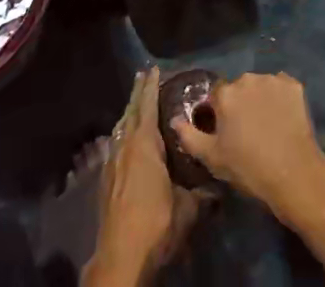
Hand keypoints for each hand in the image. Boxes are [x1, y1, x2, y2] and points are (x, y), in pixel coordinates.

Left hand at [85, 67, 206, 286]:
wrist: (121, 255)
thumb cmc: (157, 222)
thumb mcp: (187, 207)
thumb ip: (202, 192)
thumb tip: (220, 184)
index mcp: (144, 145)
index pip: (148, 107)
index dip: (151, 87)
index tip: (154, 69)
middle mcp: (125, 147)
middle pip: (130, 112)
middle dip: (137, 93)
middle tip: (143, 76)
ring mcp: (112, 163)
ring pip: (120, 129)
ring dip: (128, 113)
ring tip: (135, 103)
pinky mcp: (105, 180)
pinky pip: (114, 145)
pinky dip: (122, 133)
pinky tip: (124, 139)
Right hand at [170, 72, 324, 212]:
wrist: (293, 173)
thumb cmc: (247, 168)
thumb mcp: (212, 157)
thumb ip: (189, 136)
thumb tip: (174, 120)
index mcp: (225, 94)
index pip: (216, 95)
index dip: (220, 111)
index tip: (226, 129)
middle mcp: (247, 79)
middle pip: (239, 87)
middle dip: (240, 102)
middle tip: (247, 128)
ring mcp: (273, 80)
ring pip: (261, 85)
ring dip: (260, 98)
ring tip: (267, 124)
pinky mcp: (295, 85)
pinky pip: (282, 86)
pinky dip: (280, 97)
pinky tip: (283, 117)